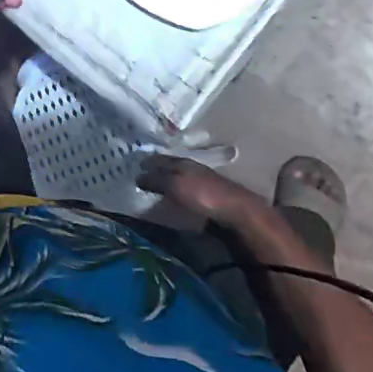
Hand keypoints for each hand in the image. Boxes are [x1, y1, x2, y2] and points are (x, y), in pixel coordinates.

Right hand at [138, 155, 263, 222]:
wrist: (239, 214)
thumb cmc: (204, 195)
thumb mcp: (175, 185)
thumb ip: (156, 179)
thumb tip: (137, 176)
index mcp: (183, 161)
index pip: (160, 157)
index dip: (147, 161)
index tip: (133, 165)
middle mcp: (194, 168)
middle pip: (171, 167)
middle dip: (157, 170)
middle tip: (140, 176)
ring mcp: (204, 184)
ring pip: (180, 180)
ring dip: (168, 183)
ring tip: (154, 190)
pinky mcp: (211, 200)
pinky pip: (188, 194)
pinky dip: (178, 195)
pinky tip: (173, 201)